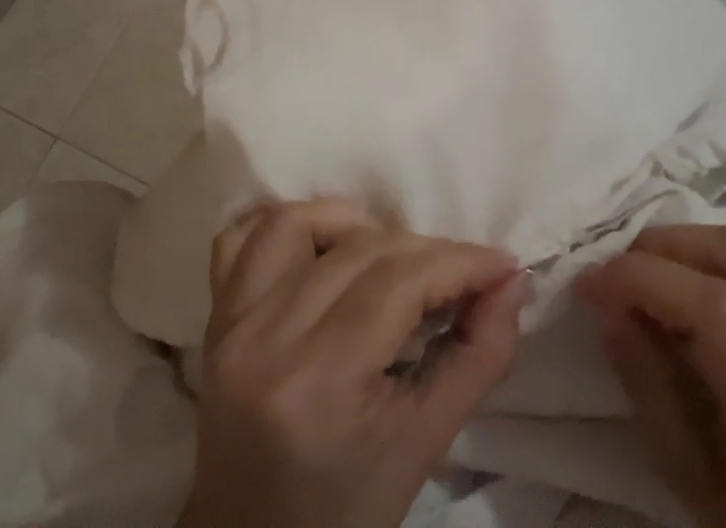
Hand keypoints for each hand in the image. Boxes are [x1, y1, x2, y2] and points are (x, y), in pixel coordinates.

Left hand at [177, 199, 524, 527]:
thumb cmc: (348, 509)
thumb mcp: (426, 444)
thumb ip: (478, 359)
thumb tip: (510, 284)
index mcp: (320, 381)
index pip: (398, 283)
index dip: (460, 261)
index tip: (504, 265)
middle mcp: (266, 337)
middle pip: (358, 251)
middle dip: (428, 250)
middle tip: (465, 276)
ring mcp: (230, 323)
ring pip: (296, 224)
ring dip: (357, 225)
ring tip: (395, 258)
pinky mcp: (215, 319)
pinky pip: (240, 239)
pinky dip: (287, 225)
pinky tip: (326, 245)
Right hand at [577, 222, 725, 527]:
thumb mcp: (688, 476)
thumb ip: (647, 386)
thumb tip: (607, 303)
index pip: (719, 313)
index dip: (645, 280)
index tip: (590, 284)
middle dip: (672, 244)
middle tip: (622, 268)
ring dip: (699, 242)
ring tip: (657, 273)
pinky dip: (725, 255)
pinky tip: (698, 288)